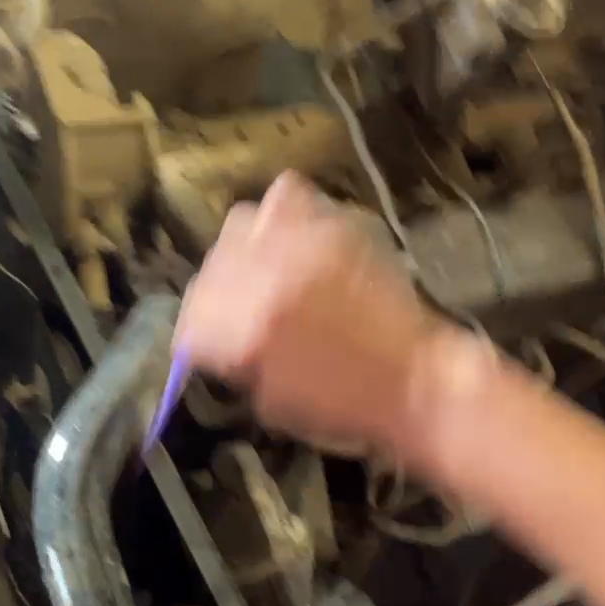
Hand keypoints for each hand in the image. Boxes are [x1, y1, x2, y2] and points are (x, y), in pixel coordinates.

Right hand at [176, 172, 469, 455]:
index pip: (190, 319)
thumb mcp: (272, 404)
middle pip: (208, 270)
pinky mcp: (334, 229)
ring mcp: (300, 248)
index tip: (202, 345)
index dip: (193, 336)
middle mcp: (264, 281)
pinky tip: (290, 242)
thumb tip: (215, 342)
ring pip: (239, 225)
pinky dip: (282, 216)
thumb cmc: (342, 408)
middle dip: (213, 295)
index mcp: (245, 334)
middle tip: (231, 311)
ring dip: (241, 251)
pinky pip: (287, 197)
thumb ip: (236, 364)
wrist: (414, 382)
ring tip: (259, 271)